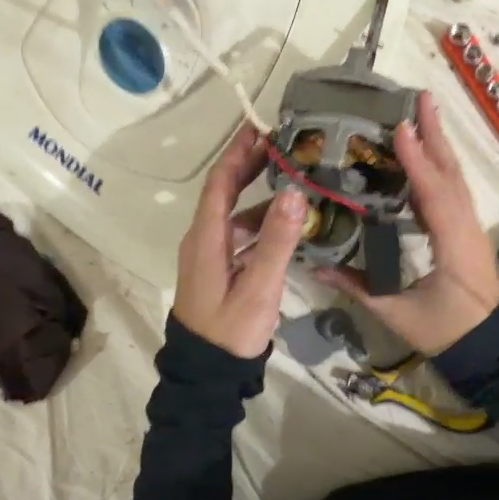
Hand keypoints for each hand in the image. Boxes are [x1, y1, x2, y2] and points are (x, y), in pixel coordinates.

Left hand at [174, 124, 308, 357]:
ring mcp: (210, 256)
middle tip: (280, 143)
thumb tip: (294, 192)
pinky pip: (240, 235)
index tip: (258, 127)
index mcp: (207, 237)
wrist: (206, 372)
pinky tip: (287, 224)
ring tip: (293, 179)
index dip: (237, 152)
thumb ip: (277, 241)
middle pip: (225, 192)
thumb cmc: (230, 329)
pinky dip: (261, 223)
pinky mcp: (219, 270)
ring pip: (235, 214)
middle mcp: (204, 239)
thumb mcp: (259, 287)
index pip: (220, 182)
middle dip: (249, 165)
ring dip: (259, 195)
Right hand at [317, 91, 498, 353]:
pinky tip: (424, 157)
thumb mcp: (399, 314)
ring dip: (439, 146)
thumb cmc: (447, 334)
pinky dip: (439, 169)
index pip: (435, 197)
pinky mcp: (468, 234)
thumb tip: (315, 266)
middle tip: (420, 99)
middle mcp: (468, 230)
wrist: (490, 349)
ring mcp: (472, 230)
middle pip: (452, 176)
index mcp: (454, 247)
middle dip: (435, 136)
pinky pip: (454, 193)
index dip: (419, 162)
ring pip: (456, 180)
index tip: (402, 129)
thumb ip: (359, 287)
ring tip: (422, 115)